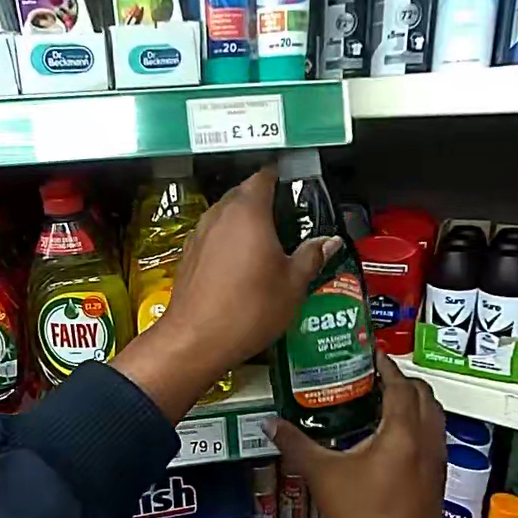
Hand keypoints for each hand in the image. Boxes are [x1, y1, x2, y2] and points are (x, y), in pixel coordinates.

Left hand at [112, 165, 338, 420]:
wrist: (196, 340)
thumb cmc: (248, 309)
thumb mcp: (293, 285)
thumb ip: (312, 256)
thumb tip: (329, 242)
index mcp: (249, 212)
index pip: (264, 177)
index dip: (281, 179)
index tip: (295, 189)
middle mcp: (220, 215)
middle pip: (243, 193)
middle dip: (264, 201)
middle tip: (287, 220)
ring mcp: (199, 234)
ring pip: (225, 215)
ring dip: (244, 223)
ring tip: (266, 245)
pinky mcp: (188, 255)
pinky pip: (212, 236)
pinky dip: (227, 242)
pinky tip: (241, 266)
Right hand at [272, 353, 457, 517]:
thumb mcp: (323, 477)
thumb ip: (296, 445)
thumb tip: (271, 423)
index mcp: (402, 431)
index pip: (399, 383)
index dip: (385, 365)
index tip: (369, 353)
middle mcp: (427, 438)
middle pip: (422, 393)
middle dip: (400, 379)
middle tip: (370, 376)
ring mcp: (437, 457)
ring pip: (432, 412)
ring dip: (412, 399)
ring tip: (381, 400)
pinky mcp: (438, 474)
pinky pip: (434, 432)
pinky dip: (418, 420)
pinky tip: (391, 435)